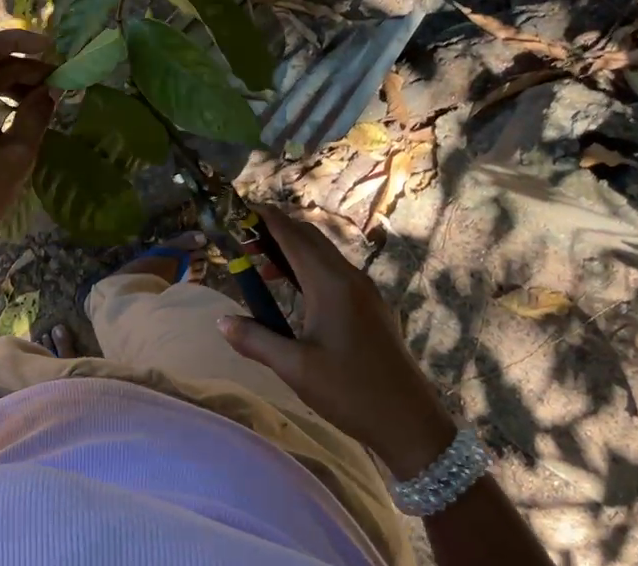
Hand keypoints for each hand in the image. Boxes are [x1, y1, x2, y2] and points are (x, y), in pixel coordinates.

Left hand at [0, 29, 58, 273]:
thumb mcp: (18, 154)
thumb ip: (36, 114)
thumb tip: (53, 89)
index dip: (20, 39)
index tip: (52, 49)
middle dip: (26, 64)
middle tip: (61, 78)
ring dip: (17, 81)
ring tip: (50, 95)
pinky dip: (3, 97)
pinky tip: (28, 110)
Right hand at [217, 208, 456, 478]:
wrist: (414, 427)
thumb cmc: (352, 393)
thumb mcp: (294, 369)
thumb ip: (255, 338)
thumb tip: (222, 321)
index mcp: (331, 285)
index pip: (292, 235)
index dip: (264, 218)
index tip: (237, 209)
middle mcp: (351, 279)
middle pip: (309, 237)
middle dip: (275, 231)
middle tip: (242, 239)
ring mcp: (366, 294)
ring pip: (323, 254)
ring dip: (291, 251)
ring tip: (261, 266)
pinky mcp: (372, 309)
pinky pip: (335, 272)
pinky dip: (307, 268)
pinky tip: (293, 292)